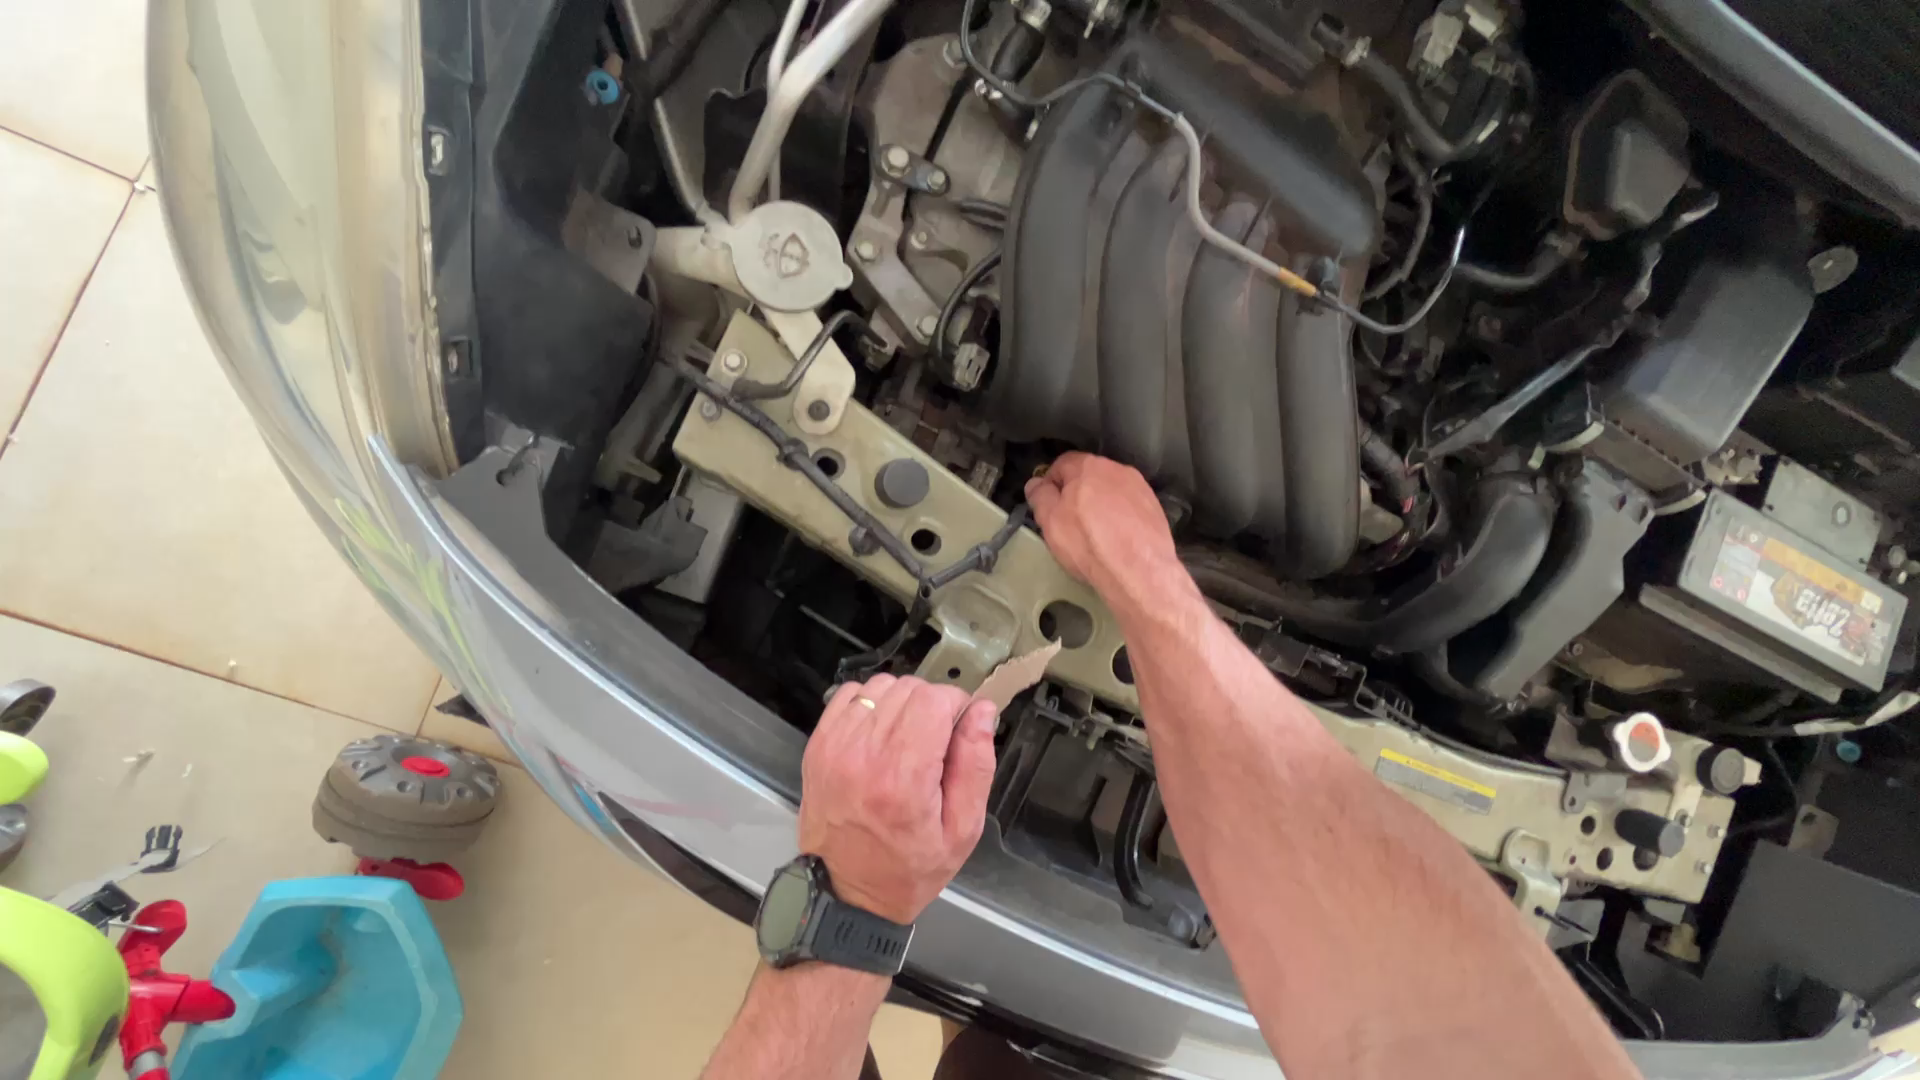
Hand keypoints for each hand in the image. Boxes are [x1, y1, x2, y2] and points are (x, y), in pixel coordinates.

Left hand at [798, 675, 998, 923]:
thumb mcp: (963, 829)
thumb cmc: (909, 867)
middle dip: (933, 705)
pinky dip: (872, 703)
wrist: (844, 893)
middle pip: (910, 688)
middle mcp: (864, 753)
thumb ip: (976, 765)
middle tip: (936, 742)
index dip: (957, 706)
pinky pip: (851, 694)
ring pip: (882, 686)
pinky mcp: (818, 745)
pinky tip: (880, 732)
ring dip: (902, 702)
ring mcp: (835, 746)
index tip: (959, 731)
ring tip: (907, 739)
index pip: (935, 699)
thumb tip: (982, 711)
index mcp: (903, 777)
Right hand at [1024, 452, 1180, 596]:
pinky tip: (1117, 537)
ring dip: (1100, 503)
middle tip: (1069, 520)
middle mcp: (1116, 469)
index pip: (1062, 463)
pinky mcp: (1155, 506)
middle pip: (1089, 475)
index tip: (1048, 504)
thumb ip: (1040, 496)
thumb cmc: (1087, 543)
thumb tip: (1036, 483)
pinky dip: (1120, 515)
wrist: (1138, 570)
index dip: (1051, 482)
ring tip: (1096, 532)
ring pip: (1111, 489)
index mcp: (1088, 466)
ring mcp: (1140, 487)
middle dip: (1077, 492)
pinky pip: (1129, 504)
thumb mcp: (1050, 522)